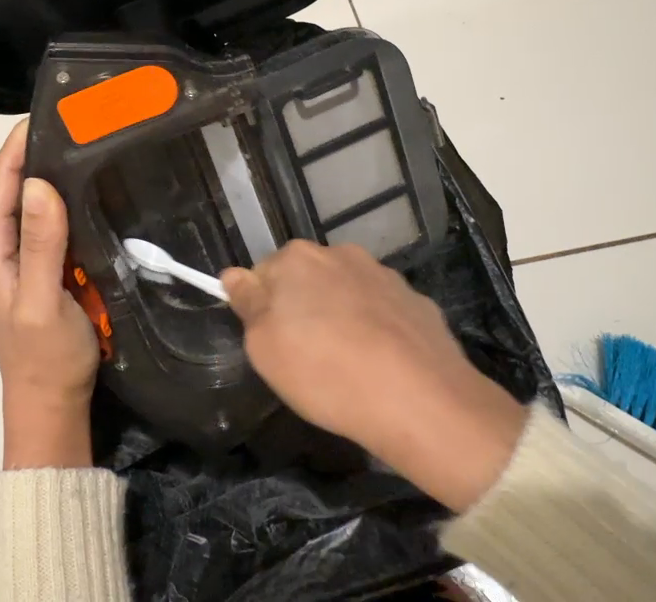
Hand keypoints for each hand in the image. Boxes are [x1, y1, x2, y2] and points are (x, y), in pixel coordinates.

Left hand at [0, 121, 99, 468]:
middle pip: (16, 181)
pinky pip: (54, 220)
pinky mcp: (45, 264)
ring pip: (36, 198)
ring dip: (57, 170)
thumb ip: (41, 244)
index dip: (22, 140)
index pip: (1, 177)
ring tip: (95, 142)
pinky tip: (97, 188)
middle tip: (85, 120)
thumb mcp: (41, 301)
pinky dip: (70, 199)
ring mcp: (23, 253)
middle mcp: (2, 242)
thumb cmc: (45, 355)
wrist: (52, 402)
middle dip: (43, 147)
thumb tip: (37, 181)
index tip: (56, 109)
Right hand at [221, 240, 526, 509]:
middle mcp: (341, 254)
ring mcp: (384, 276)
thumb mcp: (264, 349)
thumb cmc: (325, 373)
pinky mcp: (418, 302)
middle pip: (306, 279)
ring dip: (341, 318)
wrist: (421, 401)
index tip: (271, 344)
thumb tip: (235, 276)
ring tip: (347, 366)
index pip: (262, 275)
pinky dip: (377, 332)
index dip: (261, 309)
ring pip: (346, 293)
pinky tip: (381, 367)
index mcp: (297, 259)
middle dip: (302, 309)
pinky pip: (382, 313)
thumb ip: (248, 306)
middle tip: (304, 357)